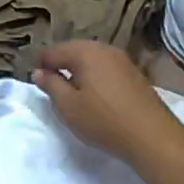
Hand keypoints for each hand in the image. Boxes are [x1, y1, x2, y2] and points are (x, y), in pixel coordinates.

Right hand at [32, 42, 183, 171]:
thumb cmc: (103, 120)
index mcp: (85, 52)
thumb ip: (51, 85)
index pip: (53, 51)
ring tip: (69, 88)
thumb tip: (39, 71)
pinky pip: (105, 66)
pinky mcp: (134, 72)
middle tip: (49, 82)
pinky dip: (94, 73)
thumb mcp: (68, 106)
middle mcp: (104, 48)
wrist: (151, 135)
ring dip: (78, 68)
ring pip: (91, 57)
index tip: (33, 78)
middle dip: (59, 62)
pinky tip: (93, 91)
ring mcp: (122, 59)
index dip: (40, 63)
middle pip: (74, 49)